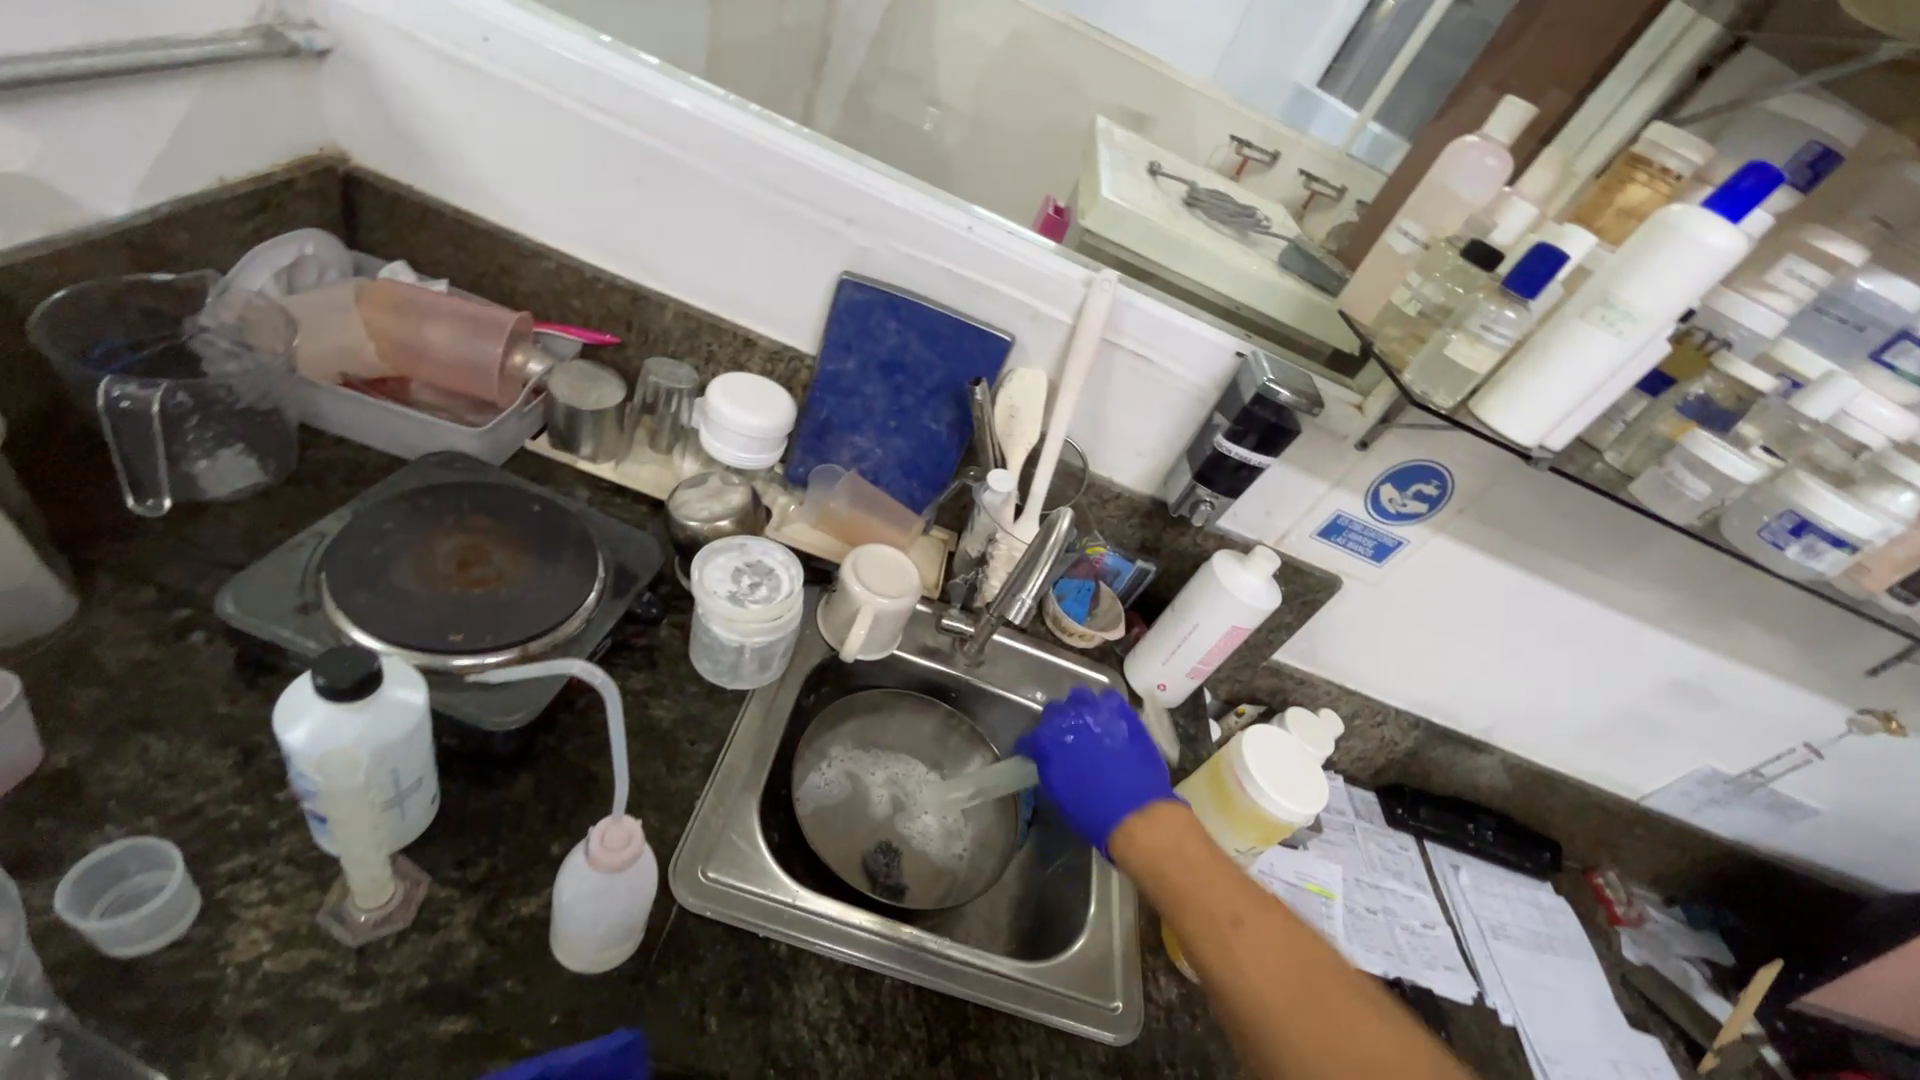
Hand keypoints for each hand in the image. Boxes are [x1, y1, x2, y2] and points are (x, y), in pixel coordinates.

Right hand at [1016, 686, 1176, 856]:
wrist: (1136, 812)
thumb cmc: (1091, 812)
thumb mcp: (1057, 793)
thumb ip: (1049, 767)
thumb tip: (1048, 757)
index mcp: (1047, 741)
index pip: (1029, 737)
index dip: (1031, 746)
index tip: (1035, 753)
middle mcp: (1068, 719)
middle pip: (1055, 710)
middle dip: (1057, 722)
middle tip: (1064, 736)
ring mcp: (1097, 712)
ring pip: (1081, 697)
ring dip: (1080, 708)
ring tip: (1087, 722)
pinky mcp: (1124, 713)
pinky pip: (1110, 701)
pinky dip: (1107, 708)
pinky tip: (1110, 721)